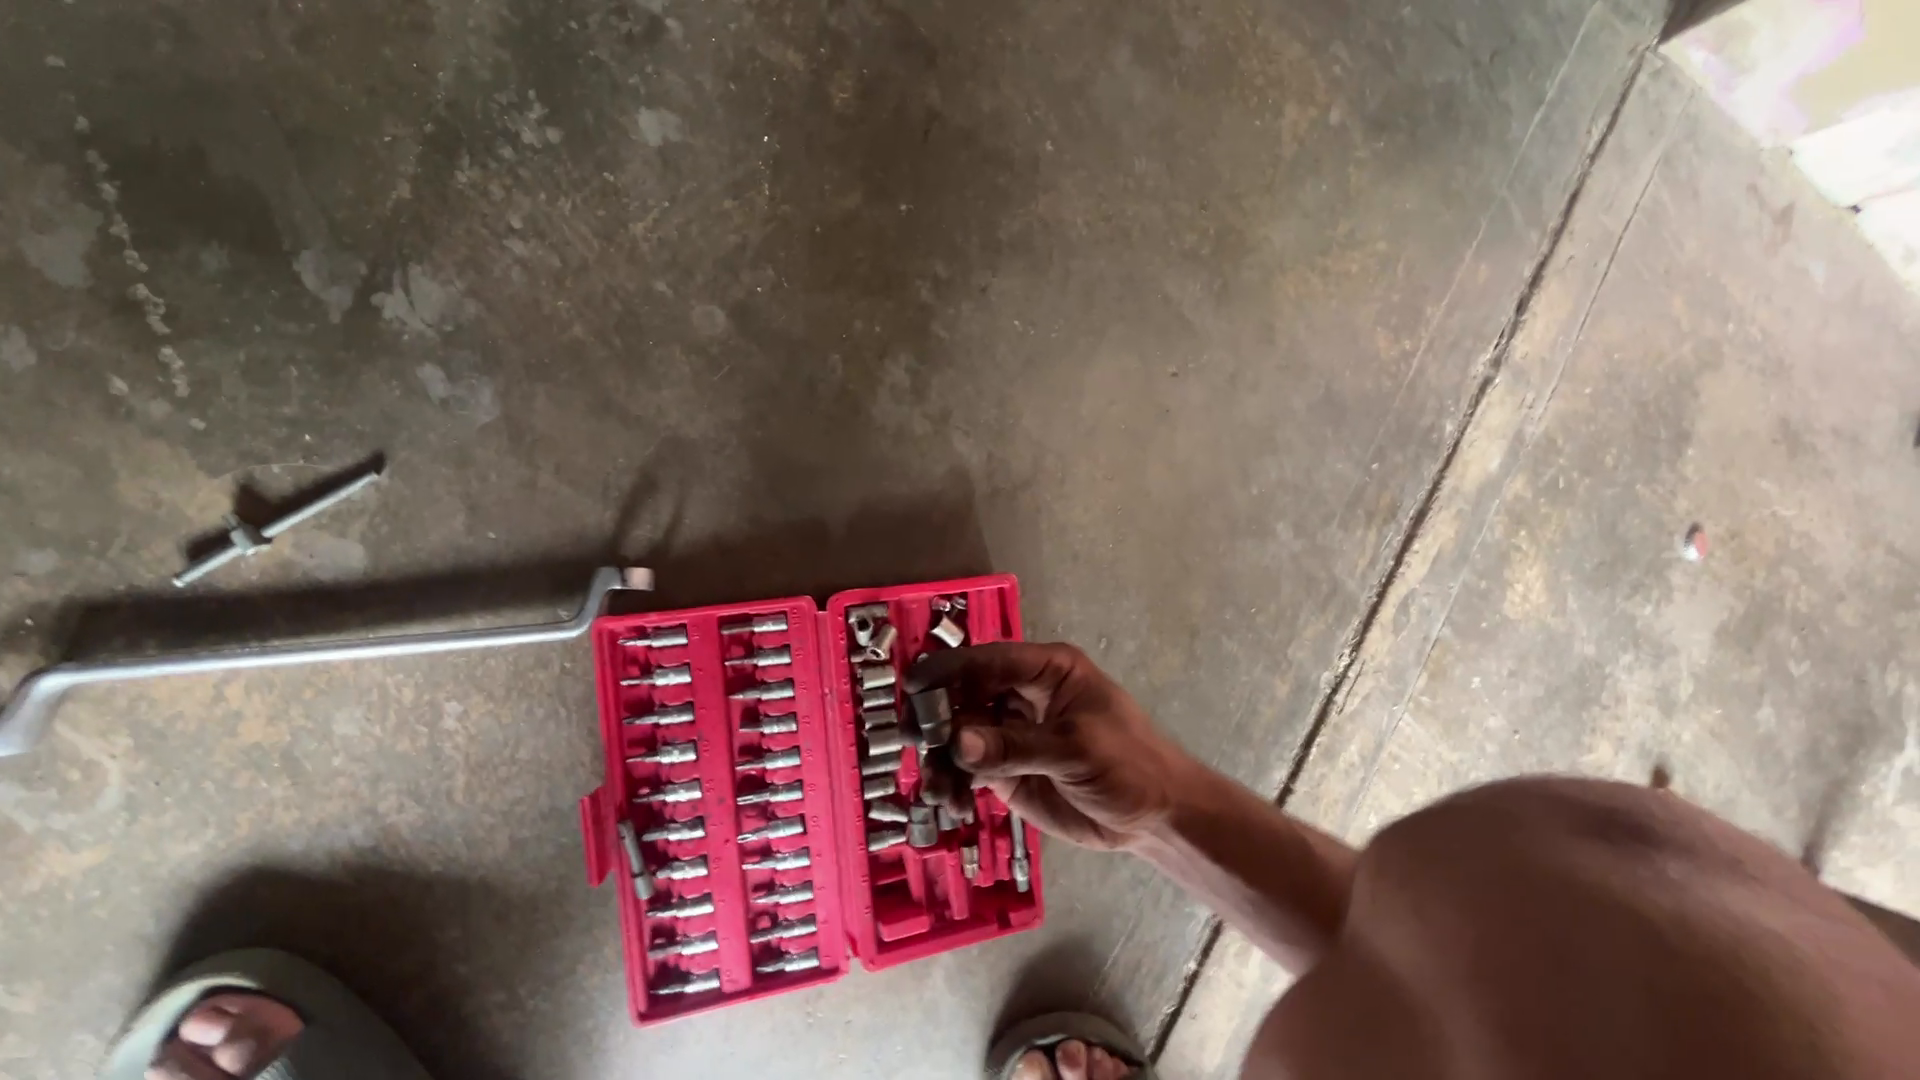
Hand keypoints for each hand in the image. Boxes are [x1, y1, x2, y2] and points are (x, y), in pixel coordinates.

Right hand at [906, 642, 1199, 850]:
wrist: (1155, 818)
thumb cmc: (1130, 766)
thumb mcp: (1077, 750)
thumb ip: (1016, 746)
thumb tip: (958, 743)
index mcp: (1046, 671)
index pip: (989, 660)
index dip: (950, 669)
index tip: (913, 684)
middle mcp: (1022, 695)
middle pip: (965, 696)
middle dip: (937, 718)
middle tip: (912, 741)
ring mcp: (1011, 733)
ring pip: (959, 735)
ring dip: (941, 758)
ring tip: (937, 789)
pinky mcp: (1005, 769)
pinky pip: (966, 769)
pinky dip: (952, 782)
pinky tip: (949, 802)